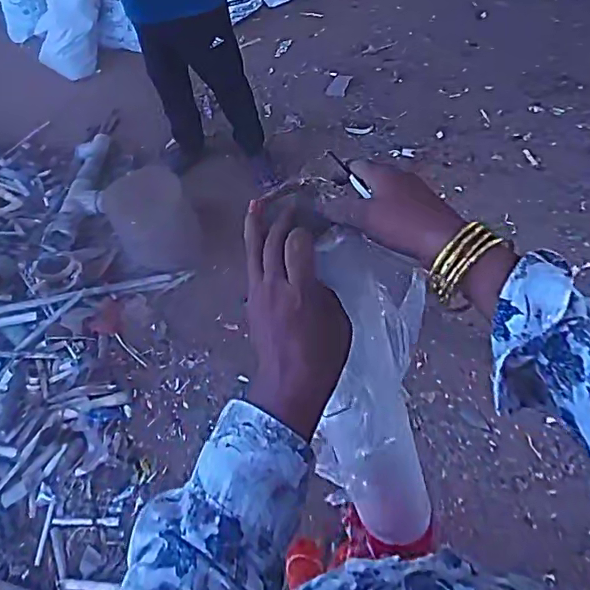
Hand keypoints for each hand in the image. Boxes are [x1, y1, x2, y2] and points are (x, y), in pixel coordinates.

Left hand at [244, 203, 350, 440]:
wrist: (287, 386)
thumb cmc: (321, 359)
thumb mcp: (338, 322)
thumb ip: (325, 291)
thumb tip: (314, 275)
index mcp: (300, 291)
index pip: (297, 245)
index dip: (304, 229)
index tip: (314, 223)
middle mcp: (275, 286)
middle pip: (274, 242)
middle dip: (283, 219)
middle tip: (293, 205)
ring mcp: (258, 291)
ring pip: (254, 249)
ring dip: (257, 224)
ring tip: (258, 203)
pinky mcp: (250, 299)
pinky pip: (251, 264)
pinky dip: (253, 245)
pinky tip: (255, 234)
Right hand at [318, 161, 467, 266]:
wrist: (448, 244)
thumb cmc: (403, 225)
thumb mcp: (365, 217)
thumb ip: (340, 208)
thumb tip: (318, 203)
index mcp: (382, 172)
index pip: (353, 165)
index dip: (339, 176)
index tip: (329, 193)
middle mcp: (399, 175)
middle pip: (370, 177)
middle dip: (355, 191)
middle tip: (343, 211)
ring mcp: (415, 189)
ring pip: (385, 191)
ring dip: (372, 203)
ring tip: (362, 223)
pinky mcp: (426, 205)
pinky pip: (399, 203)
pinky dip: (388, 212)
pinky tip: (386, 229)